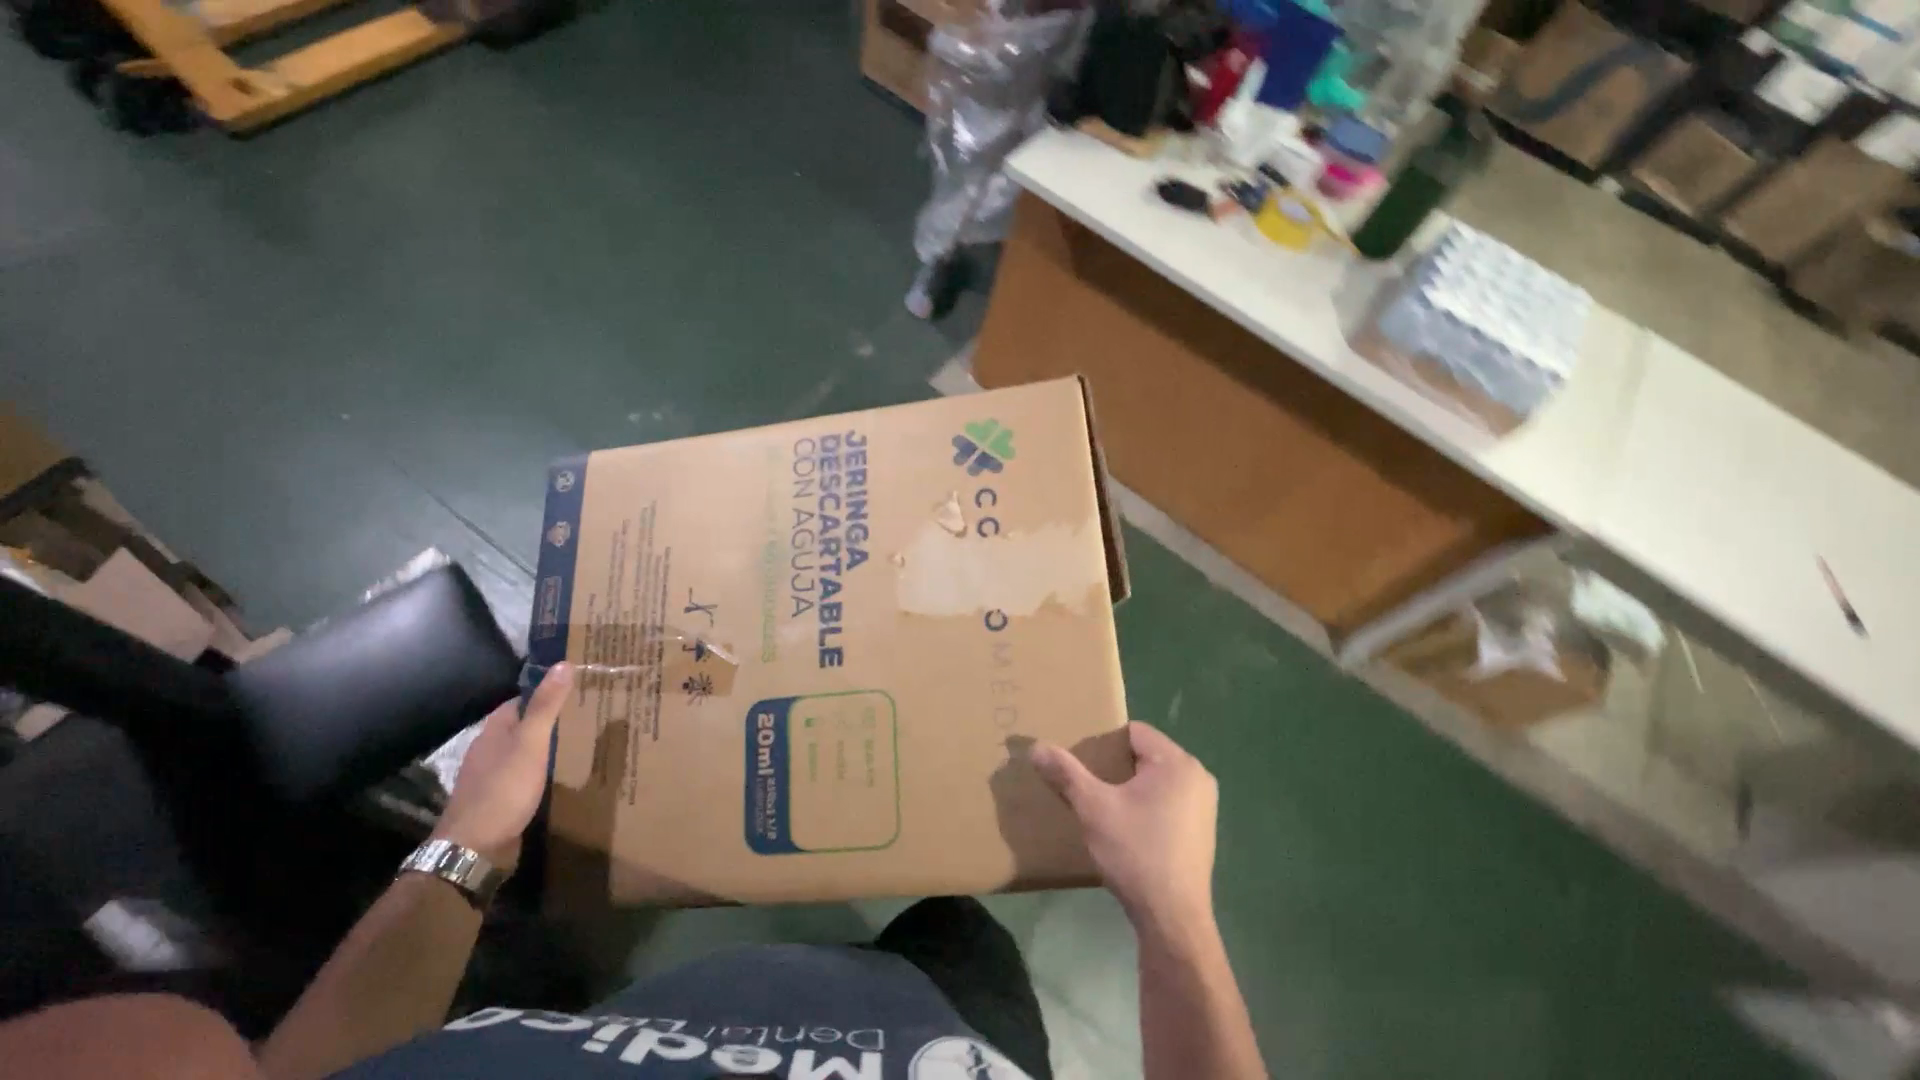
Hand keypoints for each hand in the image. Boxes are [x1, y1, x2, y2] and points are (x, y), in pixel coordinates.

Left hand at [432, 663, 571, 871]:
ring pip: (524, 754)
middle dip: (551, 720)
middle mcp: (490, 751)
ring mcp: (493, 778)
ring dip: (548, 749)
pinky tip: (563, 778)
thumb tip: (563, 663)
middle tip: (589, 714)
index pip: (521, 700)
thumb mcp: (531, 743)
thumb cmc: (504, 790)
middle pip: (523, 727)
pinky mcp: (501, 802)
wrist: (476, 849)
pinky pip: (525, 778)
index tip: (577, 686)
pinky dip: (544, 773)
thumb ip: (547, 706)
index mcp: (494, 732)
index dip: (546, 691)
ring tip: (583, 743)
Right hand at [1032, 723, 1218, 931]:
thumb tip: (1036, 747)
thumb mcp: (1093, 809)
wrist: (1172, 917)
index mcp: (1177, 762)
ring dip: (1131, 788)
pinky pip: (1169, 802)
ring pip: (1157, 780)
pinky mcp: (1202, 830)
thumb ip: (1066, 773)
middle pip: (1147, 754)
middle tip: (1089, 786)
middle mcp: (1198, 776)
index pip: (1134, 732)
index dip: (1104, 743)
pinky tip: (1128, 831)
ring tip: (1105, 808)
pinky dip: (1148, 807)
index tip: (1084, 764)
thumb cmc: (1135, 853)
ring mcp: (1205, 805)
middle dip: (1116, 767)